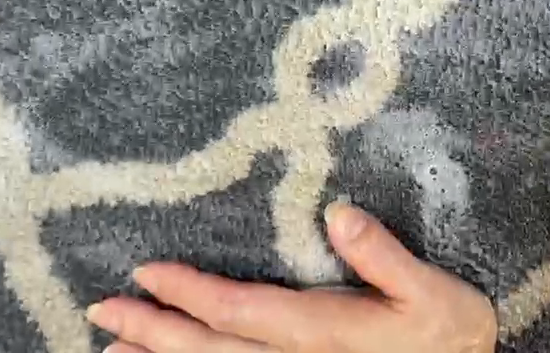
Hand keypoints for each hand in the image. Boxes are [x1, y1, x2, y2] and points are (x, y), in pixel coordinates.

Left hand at [85, 201, 495, 352]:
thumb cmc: (447, 328)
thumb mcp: (425, 286)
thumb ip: (381, 253)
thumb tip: (337, 211)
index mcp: (320, 330)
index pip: (237, 309)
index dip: (188, 293)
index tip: (146, 271)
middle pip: (210, 348)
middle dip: (153, 330)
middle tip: (102, 311)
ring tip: (117, 347)